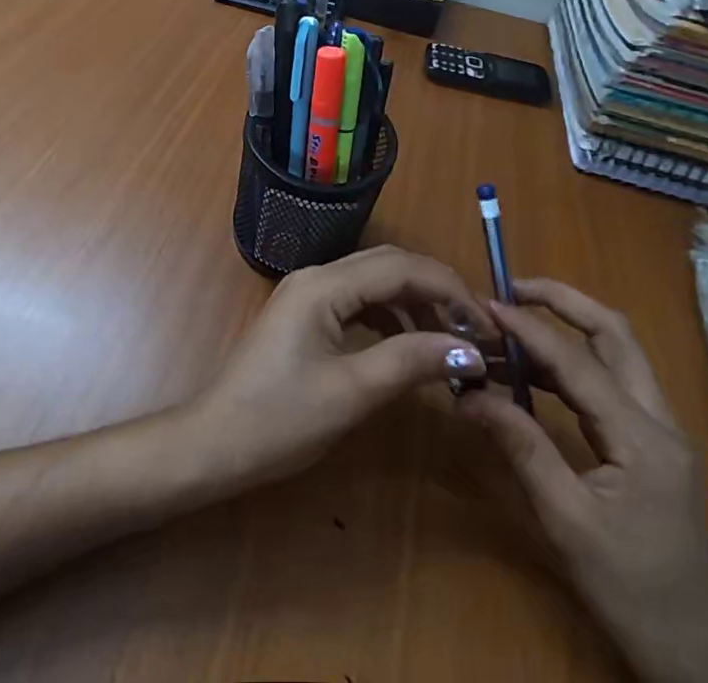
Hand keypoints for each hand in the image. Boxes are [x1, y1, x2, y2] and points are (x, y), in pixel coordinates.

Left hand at [185, 245, 485, 488]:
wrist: (217, 442)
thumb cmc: (281, 418)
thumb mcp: (353, 391)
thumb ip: (411, 361)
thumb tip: (471, 350)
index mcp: (322, 286)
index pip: (401, 268)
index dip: (452, 292)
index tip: (490, 328)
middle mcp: (313, 278)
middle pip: (388, 266)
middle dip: (436, 292)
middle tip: (477, 332)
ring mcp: (305, 296)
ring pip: (373, 283)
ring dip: (415, 305)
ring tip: (450, 343)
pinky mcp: (302, 317)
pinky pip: (356, 303)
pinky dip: (389, 318)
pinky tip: (409, 345)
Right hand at [458, 279, 707, 682]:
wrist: (691, 646)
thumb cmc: (628, 586)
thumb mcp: (565, 518)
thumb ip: (519, 446)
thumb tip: (468, 392)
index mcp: (641, 438)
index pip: (577, 363)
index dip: (527, 329)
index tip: (482, 305)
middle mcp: (657, 421)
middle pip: (616, 336)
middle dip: (566, 302)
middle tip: (511, 288)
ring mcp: (657, 432)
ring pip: (615, 355)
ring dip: (564, 332)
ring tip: (506, 330)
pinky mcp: (647, 445)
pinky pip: (606, 385)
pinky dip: (566, 366)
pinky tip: (528, 375)